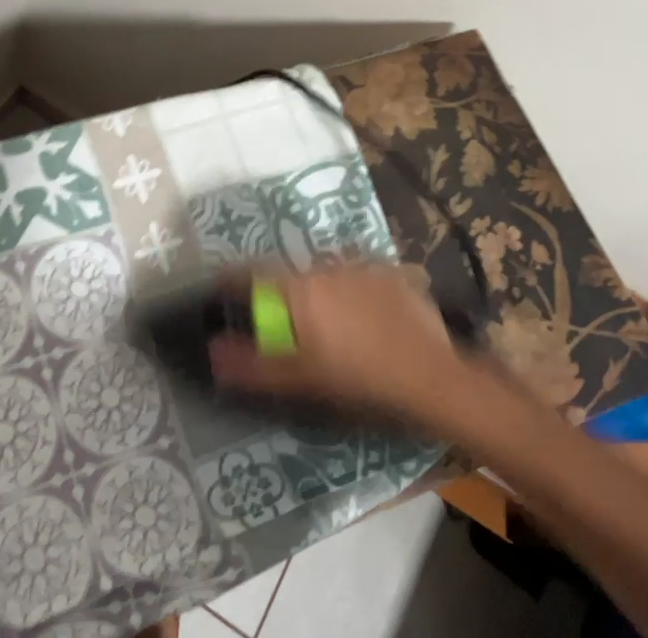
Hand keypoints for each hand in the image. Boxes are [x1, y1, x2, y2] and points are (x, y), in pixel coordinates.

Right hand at [208, 264, 469, 424]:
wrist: (435, 378)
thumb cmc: (361, 380)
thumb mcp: (302, 380)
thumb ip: (252, 366)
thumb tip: (212, 352)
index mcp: (299, 289)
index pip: (250, 274)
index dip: (231, 283)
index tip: (222, 295)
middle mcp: (326, 268)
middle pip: (289, 275)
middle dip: (280, 296)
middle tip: (284, 326)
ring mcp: (364, 268)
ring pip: (326, 275)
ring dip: (318, 293)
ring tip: (329, 326)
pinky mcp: (394, 275)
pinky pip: (360, 279)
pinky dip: (354, 295)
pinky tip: (366, 321)